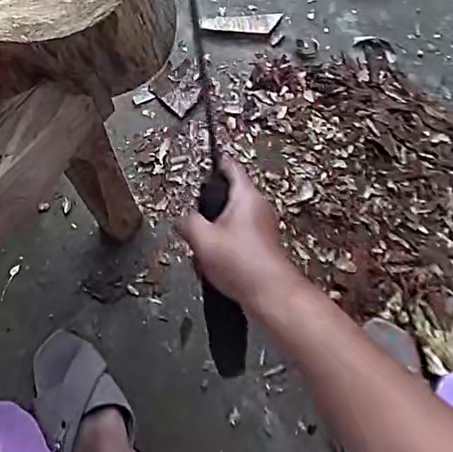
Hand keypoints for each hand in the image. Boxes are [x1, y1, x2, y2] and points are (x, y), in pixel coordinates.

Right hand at [177, 155, 305, 310]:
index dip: (217, 163)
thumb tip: (183, 220)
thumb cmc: (243, 262)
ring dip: (216, 233)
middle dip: (210, 210)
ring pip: (232, 220)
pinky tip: (217, 265)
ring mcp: (263, 226)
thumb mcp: (202, 239)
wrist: (269, 291)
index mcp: (246, 196)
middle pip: (229, 197)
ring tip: (205, 251)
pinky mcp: (262, 244)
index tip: (210, 160)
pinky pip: (239, 238)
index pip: (231, 168)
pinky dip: (226, 247)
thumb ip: (188, 223)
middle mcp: (258, 207)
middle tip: (196, 222)